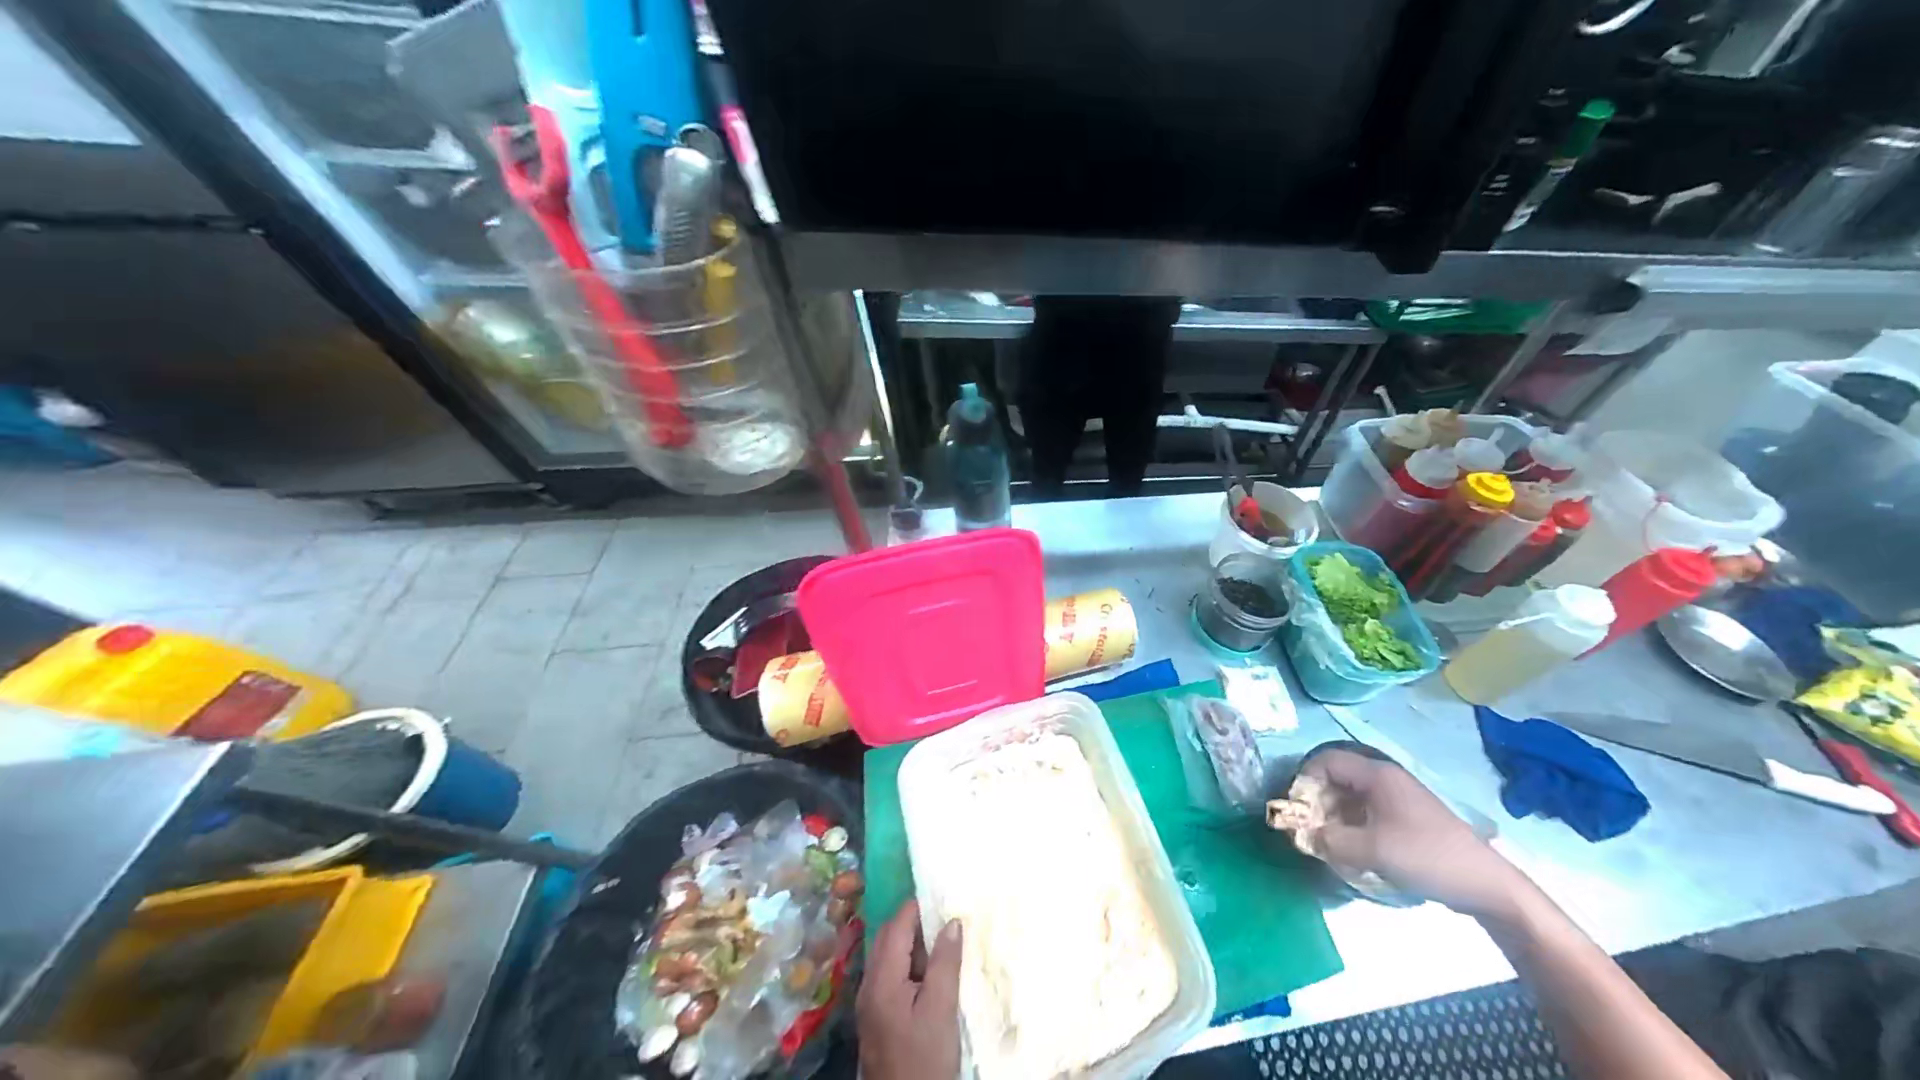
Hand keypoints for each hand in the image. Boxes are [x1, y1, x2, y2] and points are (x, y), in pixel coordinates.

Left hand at [857, 900, 963, 1079]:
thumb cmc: (924, 1058)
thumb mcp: (941, 1009)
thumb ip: (944, 962)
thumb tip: (952, 922)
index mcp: (881, 978)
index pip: (896, 926)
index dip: (917, 907)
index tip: (942, 896)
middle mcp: (868, 985)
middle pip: (888, 938)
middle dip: (914, 923)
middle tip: (945, 916)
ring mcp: (869, 1002)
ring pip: (889, 957)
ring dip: (913, 944)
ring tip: (943, 941)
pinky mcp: (876, 1017)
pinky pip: (890, 975)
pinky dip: (909, 964)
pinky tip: (931, 972)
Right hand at [1291, 748, 1530, 920]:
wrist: (1487, 886)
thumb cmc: (1427, 857)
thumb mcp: (1372, 850)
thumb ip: (1330, 840)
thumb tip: (1303, 835)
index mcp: (1377, 775)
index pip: (1326, 760)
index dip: (1305, 780)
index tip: (1298, 809)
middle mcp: (1386, 779)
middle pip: (1336, 778)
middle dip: (1318, 802)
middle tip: (1311, 830)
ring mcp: (1398, 799)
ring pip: (1350, 797)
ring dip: (1334, 817)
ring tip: (1329, 843)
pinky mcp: (1406, 818)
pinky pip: (1366, 813)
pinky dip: (1352, 826)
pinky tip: (1352, 850)